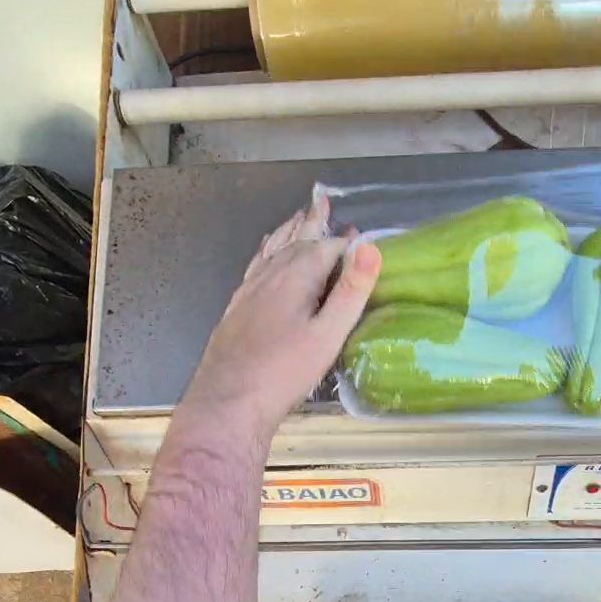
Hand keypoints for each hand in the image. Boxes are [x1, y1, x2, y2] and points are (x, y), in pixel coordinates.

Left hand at [179, 198, 381, 441]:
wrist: (229, 401)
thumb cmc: (284, 372)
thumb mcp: (328, 335)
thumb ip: (350, 291)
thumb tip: (371, 246)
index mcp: (295, 276)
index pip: (327, 247)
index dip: (347, 242)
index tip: (362, 237)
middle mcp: (269, 275)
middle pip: (296, 241)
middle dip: (312, 222)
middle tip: (322, 200)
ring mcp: (249, 290)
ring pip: (272, 251)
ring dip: (288, 233)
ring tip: (296, 219)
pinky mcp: (237, 308)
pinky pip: (255, 268)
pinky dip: (265, 254)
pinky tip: (264, 260)